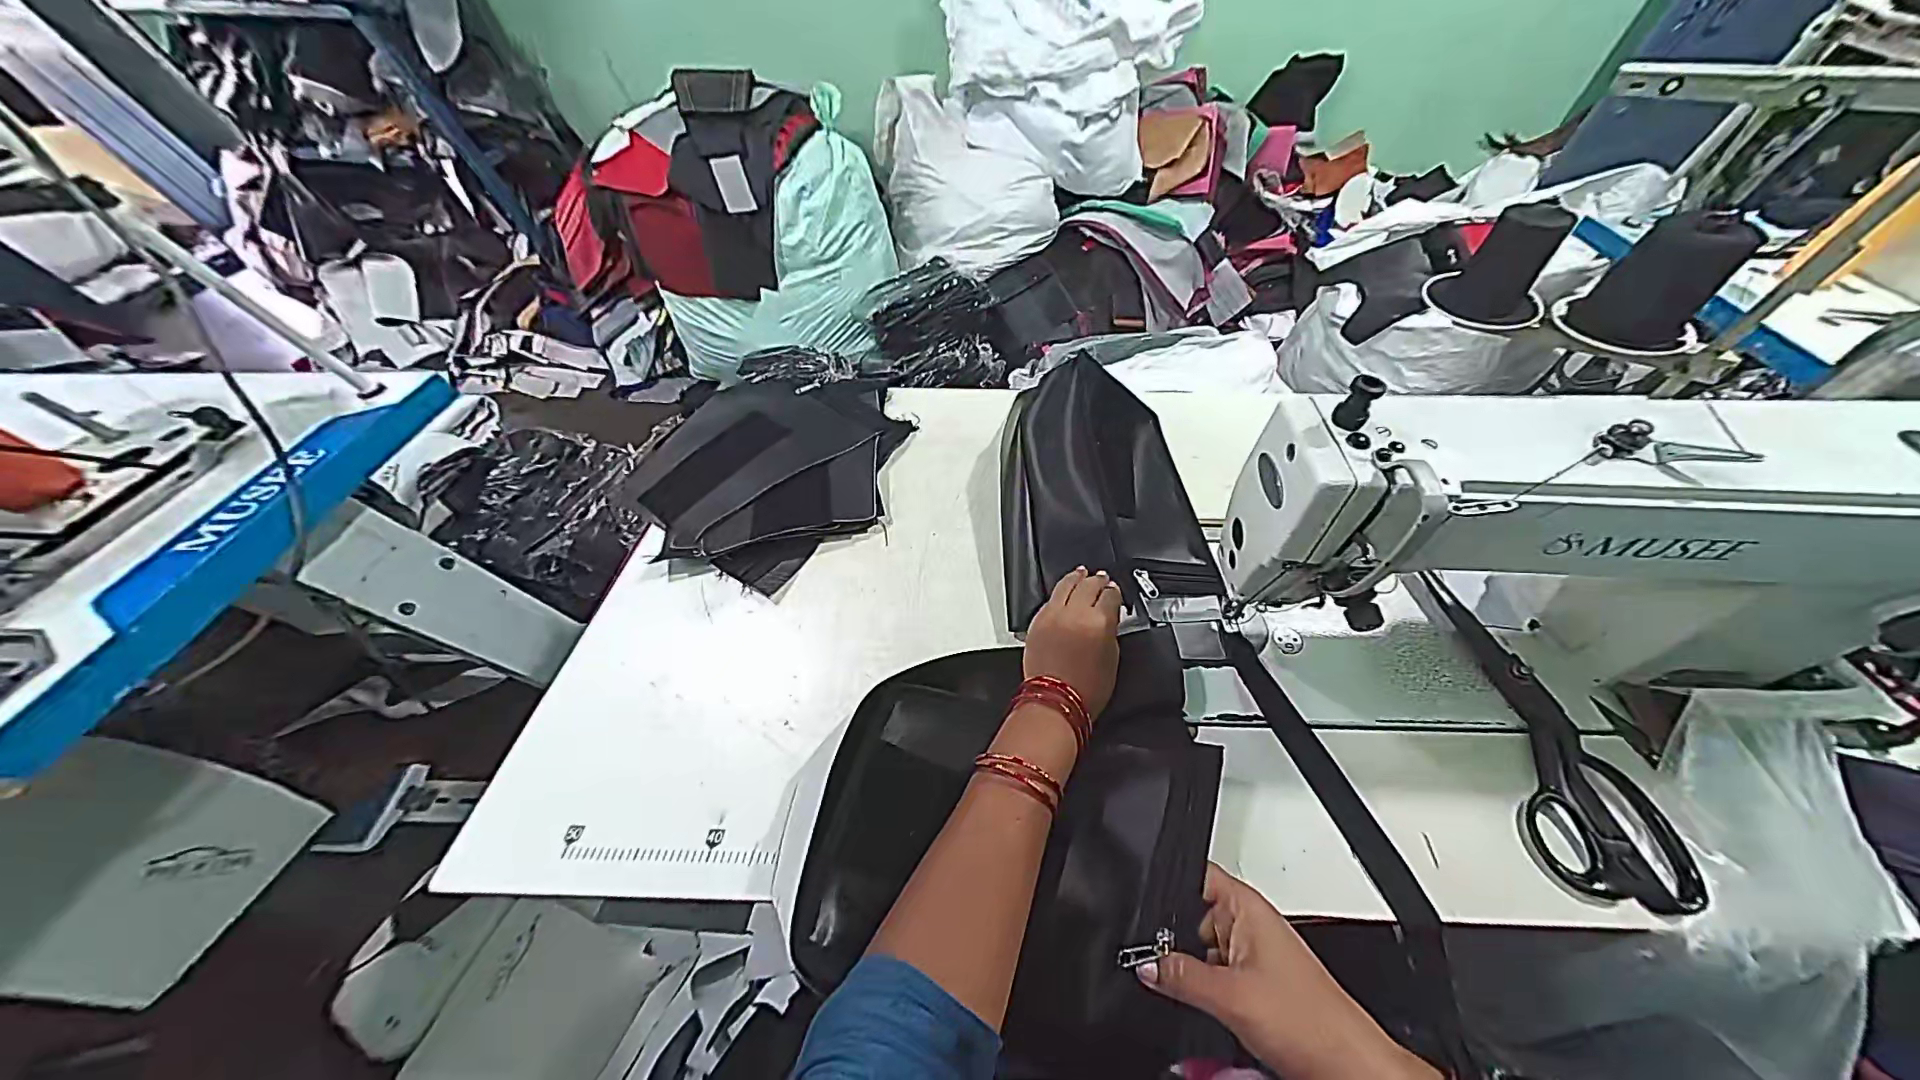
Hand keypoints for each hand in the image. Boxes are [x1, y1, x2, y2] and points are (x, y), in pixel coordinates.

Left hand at [1023, 567, 1121, 719]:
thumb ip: (1111, 631)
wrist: (1055, 701)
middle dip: (1098, 580)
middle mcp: (1075, 614)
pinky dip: (1059, 593)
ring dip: (1076, 577)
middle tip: (1102, 578)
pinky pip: (1050, 600)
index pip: (1111, 595)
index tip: (1115, 592)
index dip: (1115, 592)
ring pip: (1065, 585)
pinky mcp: (1037, 622)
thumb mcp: (1112, 658)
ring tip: (1081, 573)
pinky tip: (1063, 592)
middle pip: (1088, 584)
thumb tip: (1109, 619)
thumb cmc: (1085, 690)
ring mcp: (1053, 616)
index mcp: (1099, 622)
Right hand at [1137, 864, 1438, 1079]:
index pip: (1195, 876)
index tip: (1144, 911)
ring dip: (1193, 971)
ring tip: (1204, 994)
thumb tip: (1146, 963)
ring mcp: (1253, 955)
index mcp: (1247, 907)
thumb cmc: (1314, 1023)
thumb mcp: (1231, 996)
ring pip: (1202, 951)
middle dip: (1176, 940)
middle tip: (1168, 964)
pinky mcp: (1256, 984)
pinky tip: (1212, 1009)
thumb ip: (1181, 977)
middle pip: (1192, 917)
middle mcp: (1250, 924)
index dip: (1166, 887)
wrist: (1351, 1070)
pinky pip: (1216, 976)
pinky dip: (1207, 991)